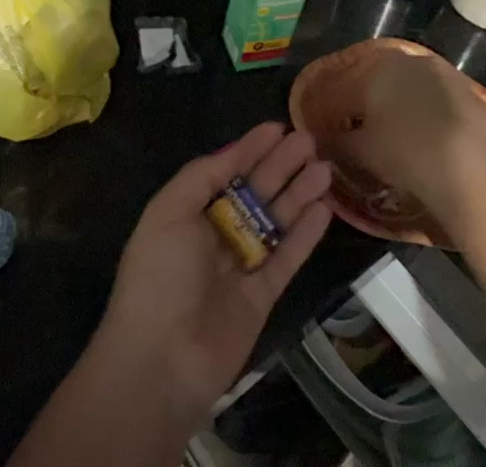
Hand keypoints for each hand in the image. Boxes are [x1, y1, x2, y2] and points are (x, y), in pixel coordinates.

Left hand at [99, 123, 331, 410]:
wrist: (163, 359)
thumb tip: (236, 149)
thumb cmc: (160, 276)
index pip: (223, 172)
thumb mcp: (169, 211)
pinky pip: (287, 257)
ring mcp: (239, 267)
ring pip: (275, 222)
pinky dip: (306, 234)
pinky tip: (325, 209)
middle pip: (253, 194)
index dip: (249, 150)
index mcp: (185, 214)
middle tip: (311, 141)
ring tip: (325, 168)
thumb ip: (203, 176)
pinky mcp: (262, 295)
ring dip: (299, 194)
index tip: (278, 127)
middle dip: (280, 166)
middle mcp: (213, 236)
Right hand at [339, 53, 485, 225]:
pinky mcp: (471, 93)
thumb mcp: (361, 151)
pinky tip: (428, 138)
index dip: (334, 110)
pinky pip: (439, 102)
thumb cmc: (405, 152)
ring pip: (412, 89)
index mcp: (378, 68)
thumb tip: (320, 142)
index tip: (329, 131)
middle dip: (369, 105)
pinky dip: (429, 114)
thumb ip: (336, 142)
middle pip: (380, 83)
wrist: (470, 168)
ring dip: (401, 107)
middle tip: (363, 133)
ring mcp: (445, 74)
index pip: (345, 87)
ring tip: (396, 136)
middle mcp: (410, 61)